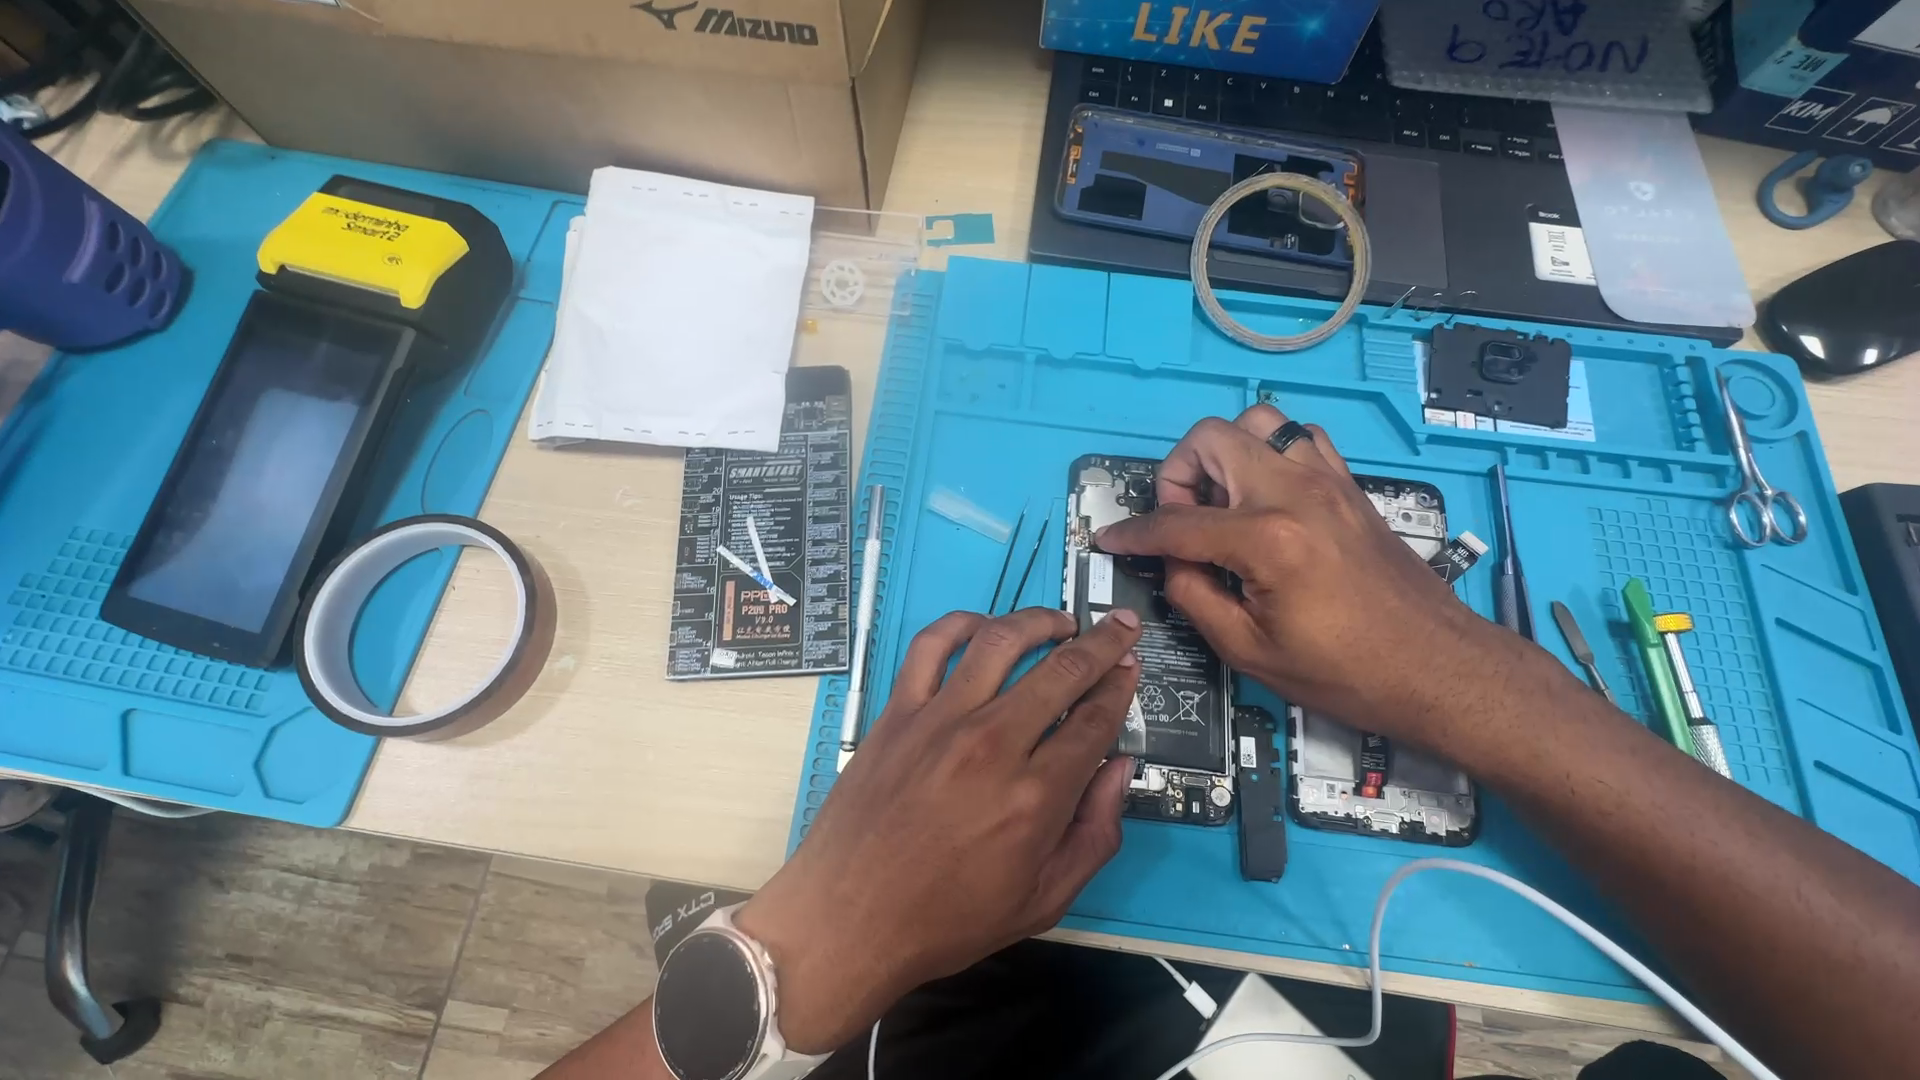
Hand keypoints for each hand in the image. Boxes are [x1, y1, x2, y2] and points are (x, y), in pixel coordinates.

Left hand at [734, 606, 1142, 1052]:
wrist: (848, 919)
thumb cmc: (949, 918)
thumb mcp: (1043, 901)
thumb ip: (1095, 833)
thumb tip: (1119, 766)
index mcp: (1036, 796)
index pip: (1095, 720)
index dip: (1121, 687)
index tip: (1131, 669)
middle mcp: (993, 743)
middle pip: (1062, 670)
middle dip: (1103, 643)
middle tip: (1121, 626)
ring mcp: (940, 720)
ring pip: (1001, 642)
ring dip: (1040, 621)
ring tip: (1062, 620)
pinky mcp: (897, 712)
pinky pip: (930, 647)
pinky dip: (959, 623)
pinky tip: (982, 625)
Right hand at [1095, 404, 1525, 743]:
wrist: (1439, 669)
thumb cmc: (1343, 672)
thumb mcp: (1248, 651)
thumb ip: (1194, 595)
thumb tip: (1173, 562)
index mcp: (1266, 538)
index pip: (1176, 521)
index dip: (1133, 532)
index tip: (1109, 539)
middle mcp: (1295, 491)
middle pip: (1211, 439)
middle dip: (1177, 475)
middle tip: (1180, 523)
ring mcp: (1329, 480)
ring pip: (1258, 422)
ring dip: (1225, 454)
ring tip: (1222, 504)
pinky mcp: (1350, 486)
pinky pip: (1300, 438)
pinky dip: (1269, 453)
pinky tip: (1265, 498)